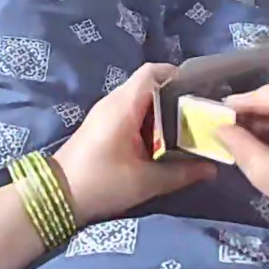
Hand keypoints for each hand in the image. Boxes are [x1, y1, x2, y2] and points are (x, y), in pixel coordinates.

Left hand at [53, 63, 215, 224]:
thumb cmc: (101, 183)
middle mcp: (115, 101)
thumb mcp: (146, 181)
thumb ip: (182, 172)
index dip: (179, 75)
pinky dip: (150, 119)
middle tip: (200, 114)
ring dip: (163, 110)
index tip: (201, 92)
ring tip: (187, 127)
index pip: (154, 71)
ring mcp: (106, 111)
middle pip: (151, 84)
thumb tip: (213, 168)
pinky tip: (164, 140)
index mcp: (125, 105)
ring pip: (141, 98)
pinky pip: (132, 110)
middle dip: (176, 96)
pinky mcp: (102, 124)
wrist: (56, 196)